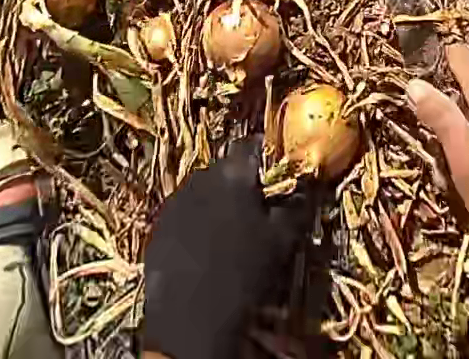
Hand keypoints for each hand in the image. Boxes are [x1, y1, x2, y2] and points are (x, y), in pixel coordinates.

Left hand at [141, 137, 314, 358]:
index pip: (254, 145)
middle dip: (244, 180)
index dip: (269, 156)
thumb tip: (308, 185)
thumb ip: (297, 205)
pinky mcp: (160, 223)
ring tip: (232, 227)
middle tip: (258, 204)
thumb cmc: (243, 274)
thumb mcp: (281, 240)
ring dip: (220, 198)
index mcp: (234, 172)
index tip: (279, 171)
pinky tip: (207, 244)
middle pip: (229, 166)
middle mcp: (203, 175)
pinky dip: (198, 218)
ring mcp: (177, 198)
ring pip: (206, 187)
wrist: (189, 323)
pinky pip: (186, 209)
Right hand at [407, 44, 468, 358]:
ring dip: (456, 115)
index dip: (434, 56)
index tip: (409, 69)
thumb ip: (440, 117)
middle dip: (442, 89)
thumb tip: (412, 81)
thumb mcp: (466, 159)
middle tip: (415, 111)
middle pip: (468, 77)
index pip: (460, 55)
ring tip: (435, 138)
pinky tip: (464, 159)